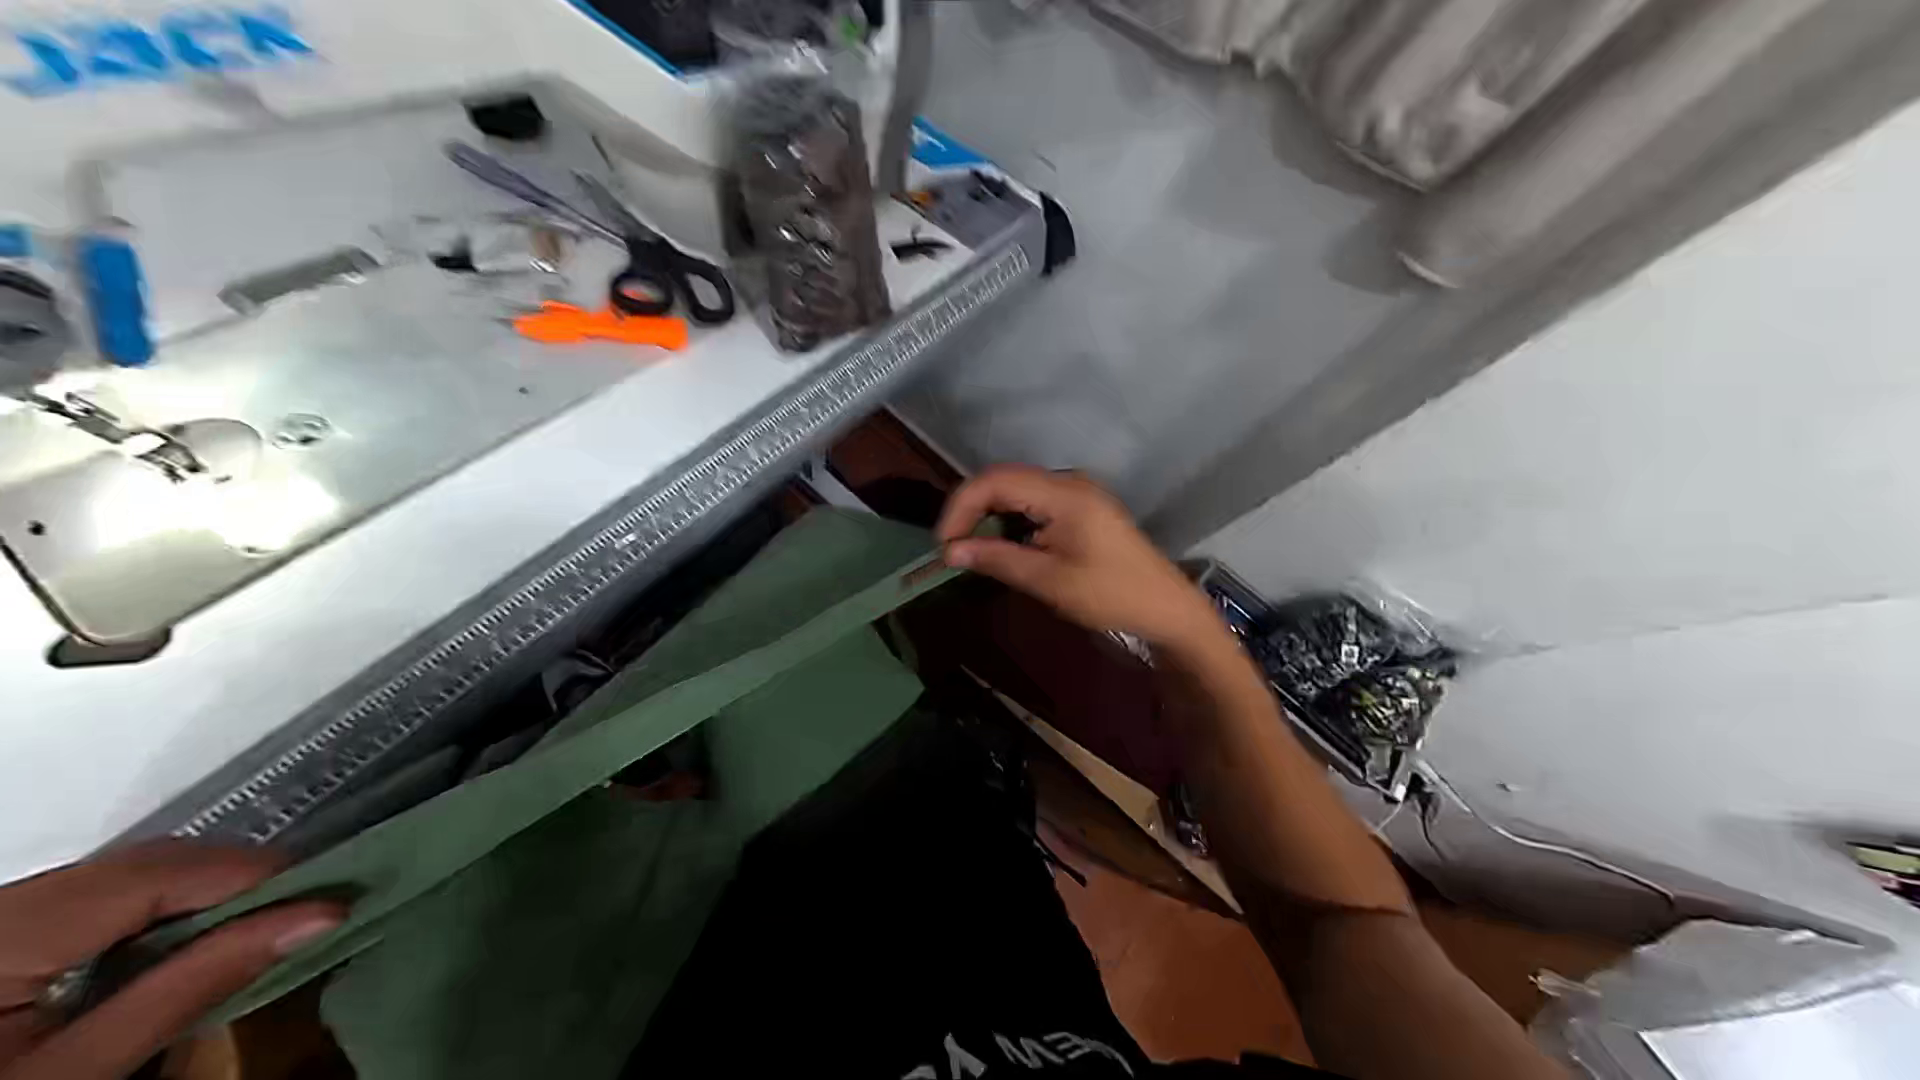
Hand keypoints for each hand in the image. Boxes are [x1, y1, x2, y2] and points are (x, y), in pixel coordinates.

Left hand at [0, 842, 345, 1079]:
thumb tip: (323, 915)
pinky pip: (99, 897)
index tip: (334, 896)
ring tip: (253, 930)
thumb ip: (194, 987)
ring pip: (132, 873)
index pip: (163, 870)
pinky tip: (179, 947)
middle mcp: (0, 903)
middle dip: (235, 883)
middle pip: (149, 862)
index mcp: (4, 930)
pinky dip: (158, 912)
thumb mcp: (72, 1076)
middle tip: (301, 915)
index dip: (259, 874)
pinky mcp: (0, 933)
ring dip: (203, 896)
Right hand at [936, 465, 1227, 654]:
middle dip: (971, 510)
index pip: (995, 481)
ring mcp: (1076, 492)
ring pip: (1015, 490)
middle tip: (952, 548)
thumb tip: (950, 551)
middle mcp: (1068, 482)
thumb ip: (997, 559)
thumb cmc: (1110, 595)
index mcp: (1063, 493)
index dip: (961, 507)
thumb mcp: (1049, 580)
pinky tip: (1001, 546)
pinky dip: (1009, 520)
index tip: (944, 545)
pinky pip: (1033, 502)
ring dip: (988, 516)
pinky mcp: (1079, 507)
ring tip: (970, 550)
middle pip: (1003, 480)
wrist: (1165, 607)